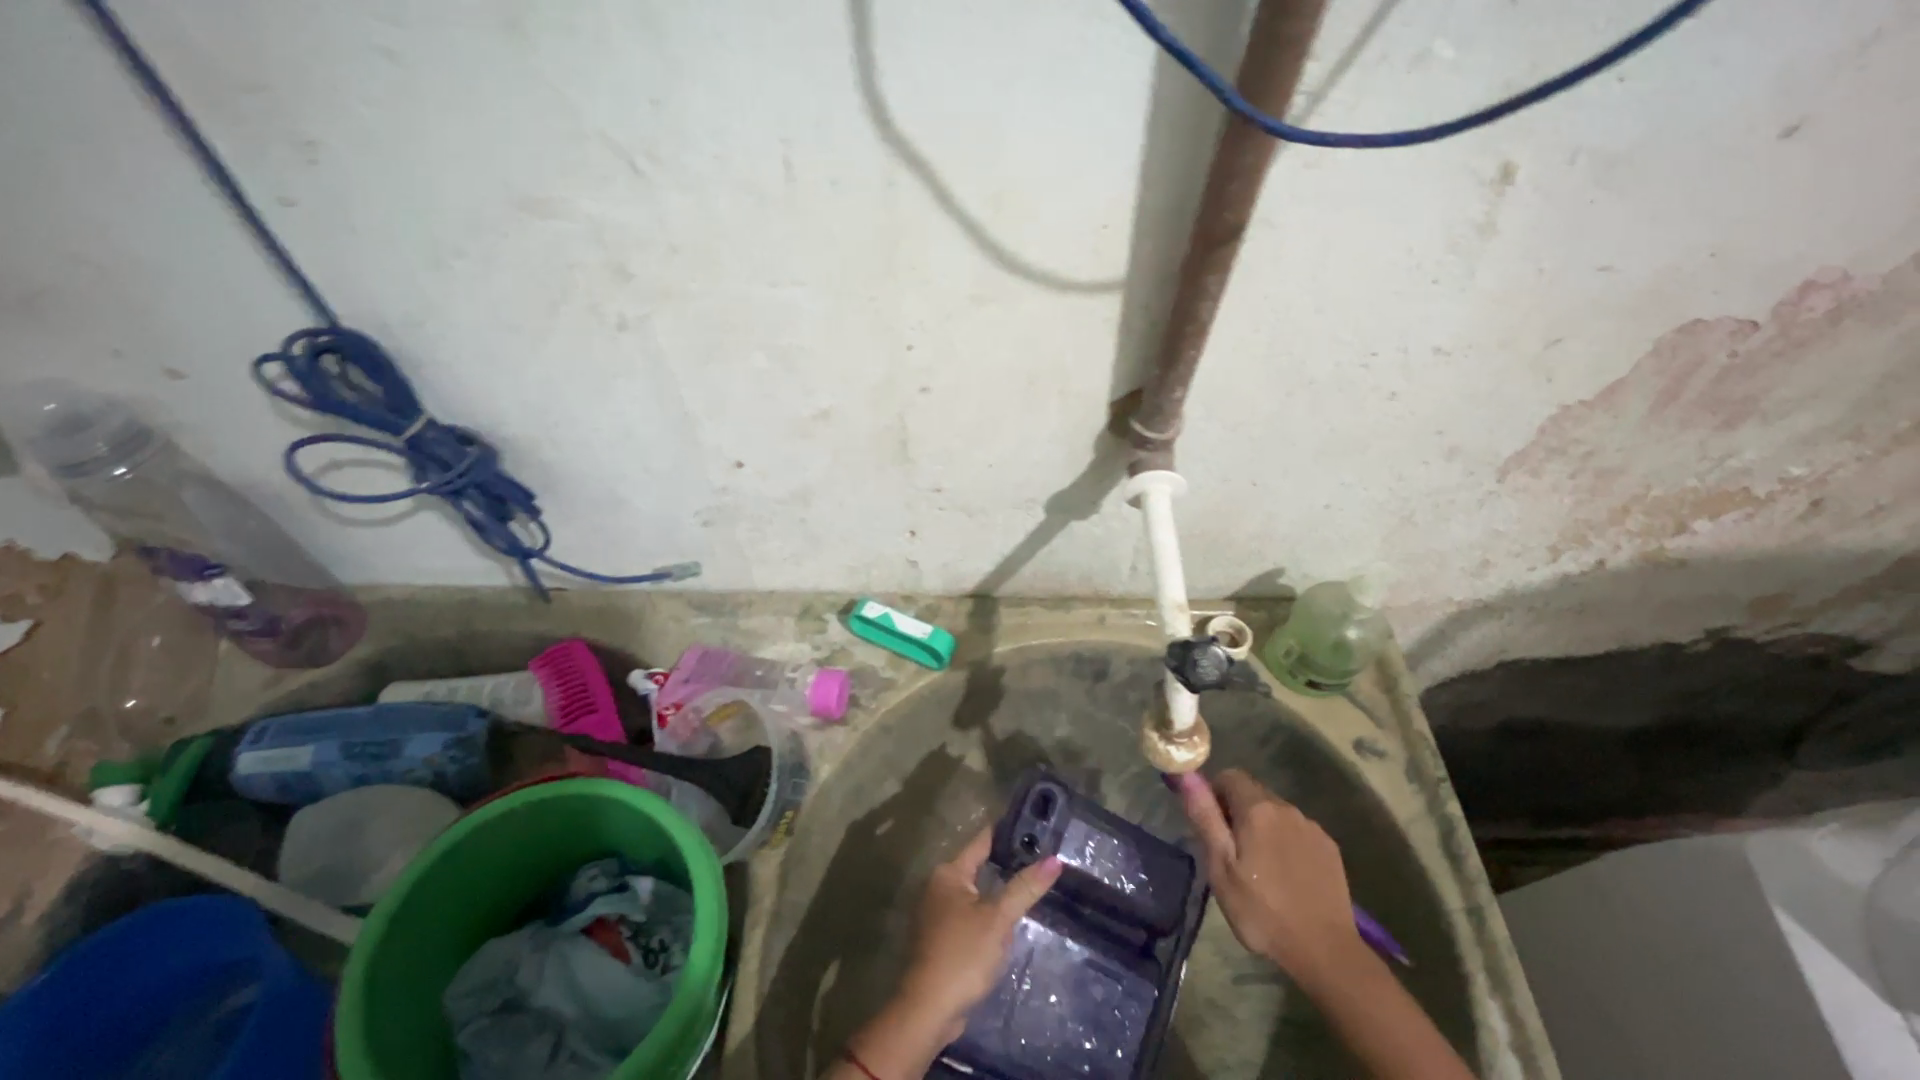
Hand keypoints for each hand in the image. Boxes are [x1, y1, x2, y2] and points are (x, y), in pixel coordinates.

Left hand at [898, 827, 1062, 1038]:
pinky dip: (991, 914)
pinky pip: (973, 915)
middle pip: (980, 866)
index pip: (982, 841)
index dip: (1008, 833)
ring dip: (1001, 892)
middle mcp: (939, 886)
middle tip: (1044, 858)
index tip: (1036, 825)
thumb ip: (1025, 887)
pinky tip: (1013, 919)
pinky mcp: (944, 937)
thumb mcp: (998, 919)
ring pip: (978, 893)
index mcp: (948, 874)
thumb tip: (1055, 860)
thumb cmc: (963, 954)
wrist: (930, 1008)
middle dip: (1009, 864)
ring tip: (1035, 883)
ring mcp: (939, 913)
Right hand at [1173, 769, 1363, 985]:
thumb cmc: (1261, 911)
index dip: (1214, 793)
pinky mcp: (1329, 847)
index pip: (1229, 776)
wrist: (1323, 949)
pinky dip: (1285, 843)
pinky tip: (1285, 877)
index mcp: (1257, 810)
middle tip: (1230, 854)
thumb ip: (1205, 818)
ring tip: (1258, 869)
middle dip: (1237, 812)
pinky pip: (1297, 832)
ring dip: (1262, 828)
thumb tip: (1186, 775)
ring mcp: (1312, 828)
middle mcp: (1287, 808)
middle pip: (1254, 794)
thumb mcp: (1221, 868)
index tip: (1210, 826)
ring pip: (1276, 814)